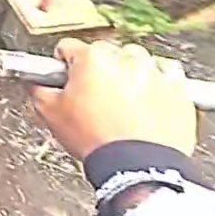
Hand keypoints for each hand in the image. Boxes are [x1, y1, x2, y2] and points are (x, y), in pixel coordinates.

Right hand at [29, 38, 196, 158]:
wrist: (137, 168)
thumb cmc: (96, 140)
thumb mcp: (50, 114)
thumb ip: (39, 89)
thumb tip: (36, 81)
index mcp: (91, 58)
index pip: (68, 48)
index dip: (64, 66)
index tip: (68, 80)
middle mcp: (124, 57)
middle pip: (104, 53)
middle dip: (98, 70)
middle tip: (95, 98)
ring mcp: (154, 70)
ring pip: (135, 60)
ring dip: (128, 73)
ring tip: (124, 102)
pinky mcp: (178, 87)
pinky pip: (165, 74)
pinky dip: (156, 83)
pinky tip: (147, 102)